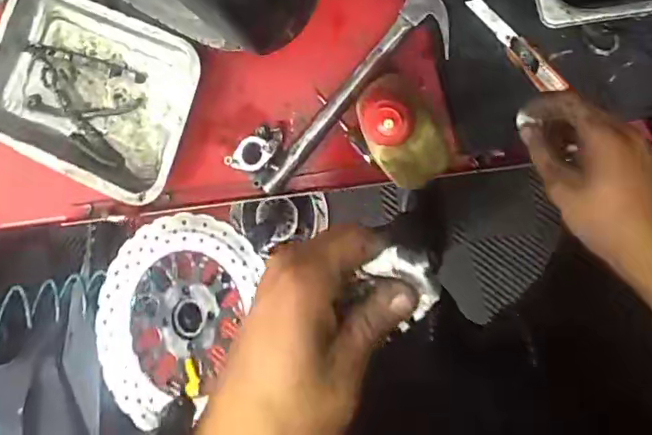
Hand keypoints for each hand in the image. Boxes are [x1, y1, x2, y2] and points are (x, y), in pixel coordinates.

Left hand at [197, 224, 417, 434]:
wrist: (240, 433)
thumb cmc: (294, 404)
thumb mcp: (344, 368)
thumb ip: (375, 320)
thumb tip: (408, 289)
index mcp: (305, 273)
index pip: (356, 236)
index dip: (387, 250)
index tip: (411, 273)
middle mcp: (286, 262)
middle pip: (339, 240)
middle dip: (370, 260)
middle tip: (397, 293)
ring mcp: (272, 275)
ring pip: (323, 254)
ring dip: (350, 273)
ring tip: (375, 308)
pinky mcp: (267, 292)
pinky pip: (306, 269)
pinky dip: (329, 281)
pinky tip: (344, 314)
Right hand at [517, 92, 651, 324]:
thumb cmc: (602, 220)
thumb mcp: (561, 188)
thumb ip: (541, 152)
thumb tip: (528, 129)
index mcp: (603, 133)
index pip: (568, 102)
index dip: (543, 105)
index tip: (525, 116)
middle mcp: (624, 131)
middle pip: (585, 110)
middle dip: (557, 117)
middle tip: (535, 131)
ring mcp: (639, 145)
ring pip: (599, 124)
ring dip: (574, 129)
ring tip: (552, 145)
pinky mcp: (646, 159)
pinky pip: (613, 137)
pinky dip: (592, 139)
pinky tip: (577, 157)